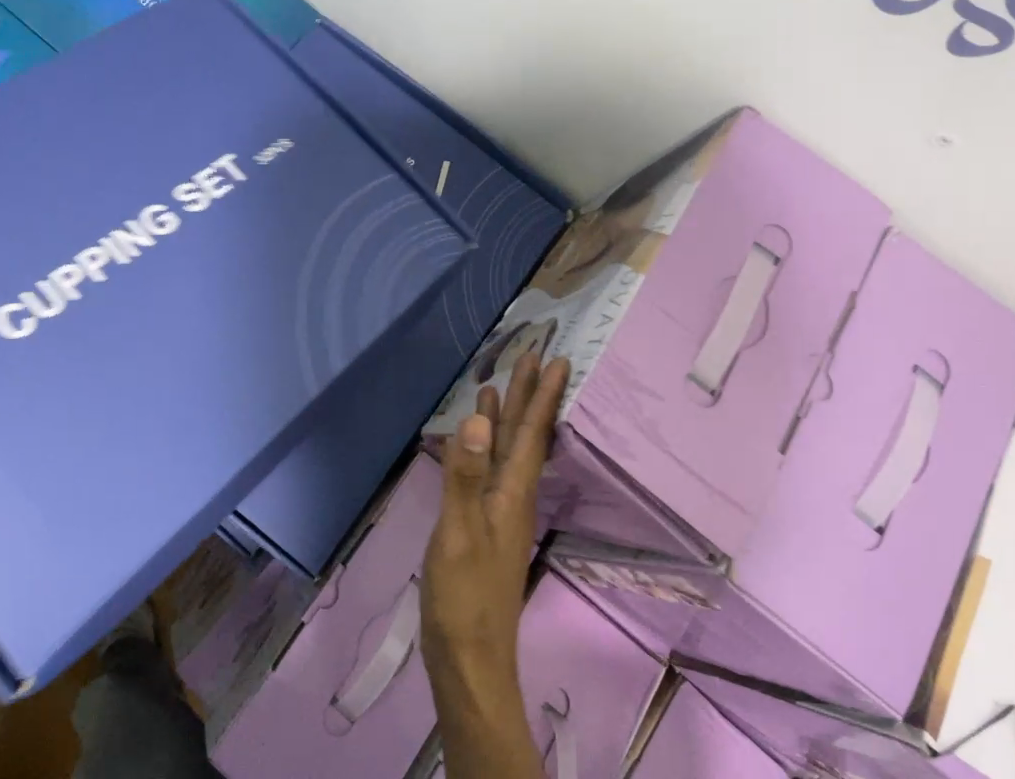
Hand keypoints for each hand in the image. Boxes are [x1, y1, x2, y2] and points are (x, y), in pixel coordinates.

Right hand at [420, 353, 569, 778]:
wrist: (467, 657)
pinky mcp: (482, 530)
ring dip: (508, 421)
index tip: (554, 359)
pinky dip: (487, 449)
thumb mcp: (460, 533)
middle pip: (524, 440)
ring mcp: (498, 516)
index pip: (530, 435)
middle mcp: (512, 499)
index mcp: (511, 495)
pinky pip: (490, 473)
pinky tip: (477, 448)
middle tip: (534, 358)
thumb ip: (465, 476)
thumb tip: (477, 420)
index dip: (541, 396)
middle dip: (528, 399)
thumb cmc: (464, 596)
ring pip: (508, 455)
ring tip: (500, 390)